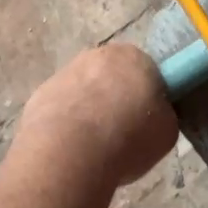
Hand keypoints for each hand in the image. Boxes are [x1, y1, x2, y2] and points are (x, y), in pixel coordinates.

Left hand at [13, 44, 176, 186]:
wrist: (68, 153)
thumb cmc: (126, 139)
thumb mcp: (166, 132)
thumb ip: (162, 115)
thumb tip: (153, 116)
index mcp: (135, 56)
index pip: (146, 70)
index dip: (146, 95)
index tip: (143, 120)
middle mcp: (100, 54)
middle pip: (112, 75)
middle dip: (115, 97)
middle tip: (119, 133)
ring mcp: (66, 72)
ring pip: (84, 89)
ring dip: (88, 109)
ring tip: (92, 147)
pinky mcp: (41, 93)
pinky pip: (60, 107)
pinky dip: (65, 123)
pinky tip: (69, 149)